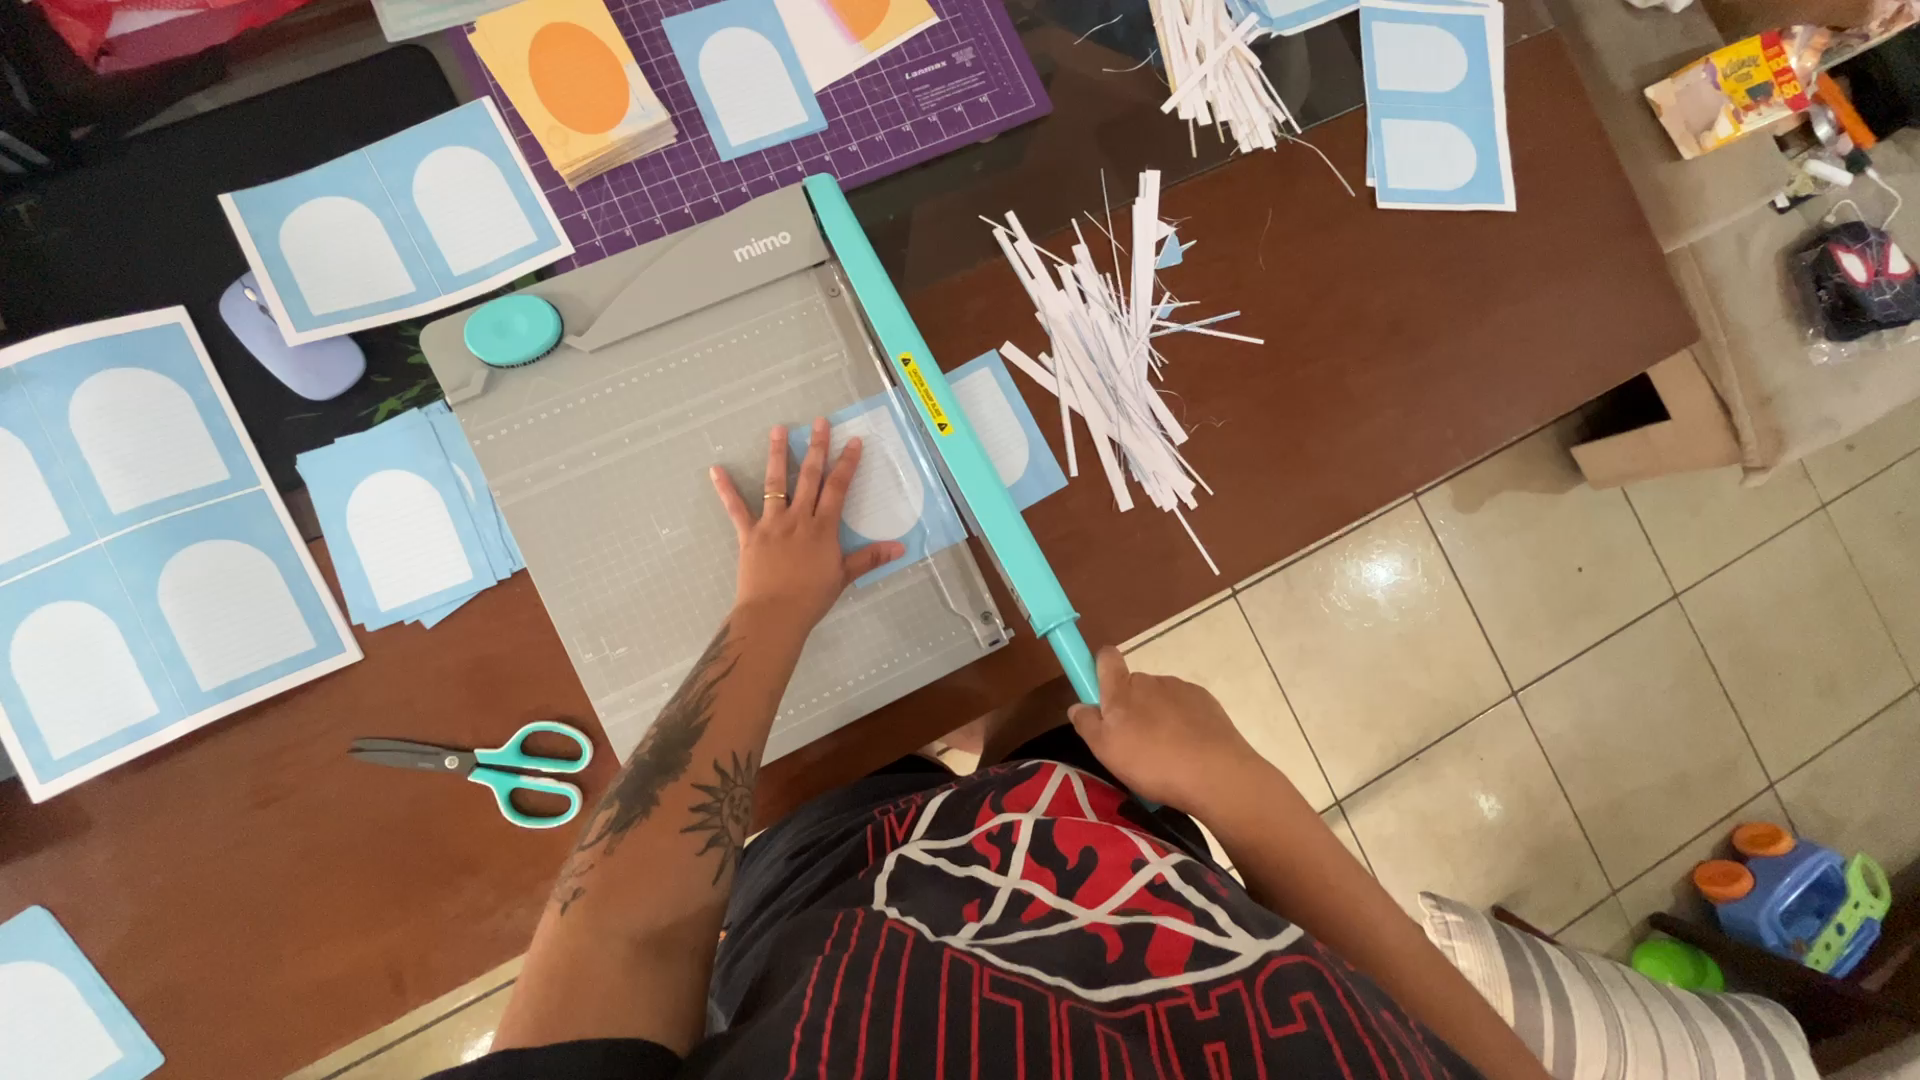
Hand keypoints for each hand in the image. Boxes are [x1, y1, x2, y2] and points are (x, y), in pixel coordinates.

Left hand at [710, 418, 903, 633]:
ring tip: (779, 430)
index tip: (853, 441)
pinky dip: (726, 489)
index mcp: (822, 528)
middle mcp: (798, 518)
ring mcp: (771, 524)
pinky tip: (716, 470)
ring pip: (775, 483)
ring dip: (778, 455)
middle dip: (816, 448)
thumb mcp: (843, 577)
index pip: (838, 488)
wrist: (773, 616)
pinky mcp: (748, 535)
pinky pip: (736, 509)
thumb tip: (900, 547)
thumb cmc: (811, 599)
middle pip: (809, 477)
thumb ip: (870, 558)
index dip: (846, 463)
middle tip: (819, 422)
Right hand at [1068, 647, 1266, 814]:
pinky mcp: (1206, 702)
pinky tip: (1188, 750)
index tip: (1101, 695)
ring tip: (1166, 753)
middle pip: (1133, 685)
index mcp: (1122, 689)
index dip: (1100, 668)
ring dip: (1158, 716)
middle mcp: (1150, 680)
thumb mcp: (1106, 750)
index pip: (1106, 657)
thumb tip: (1077, 706)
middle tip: (1134, 743)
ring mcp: (1181, 689)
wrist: (1216, 774)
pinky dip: (1183, 723)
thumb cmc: (1153, 762)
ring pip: (1160, 698)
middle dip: (1131, 706)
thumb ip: (1087, 723)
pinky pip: (1185, 707)